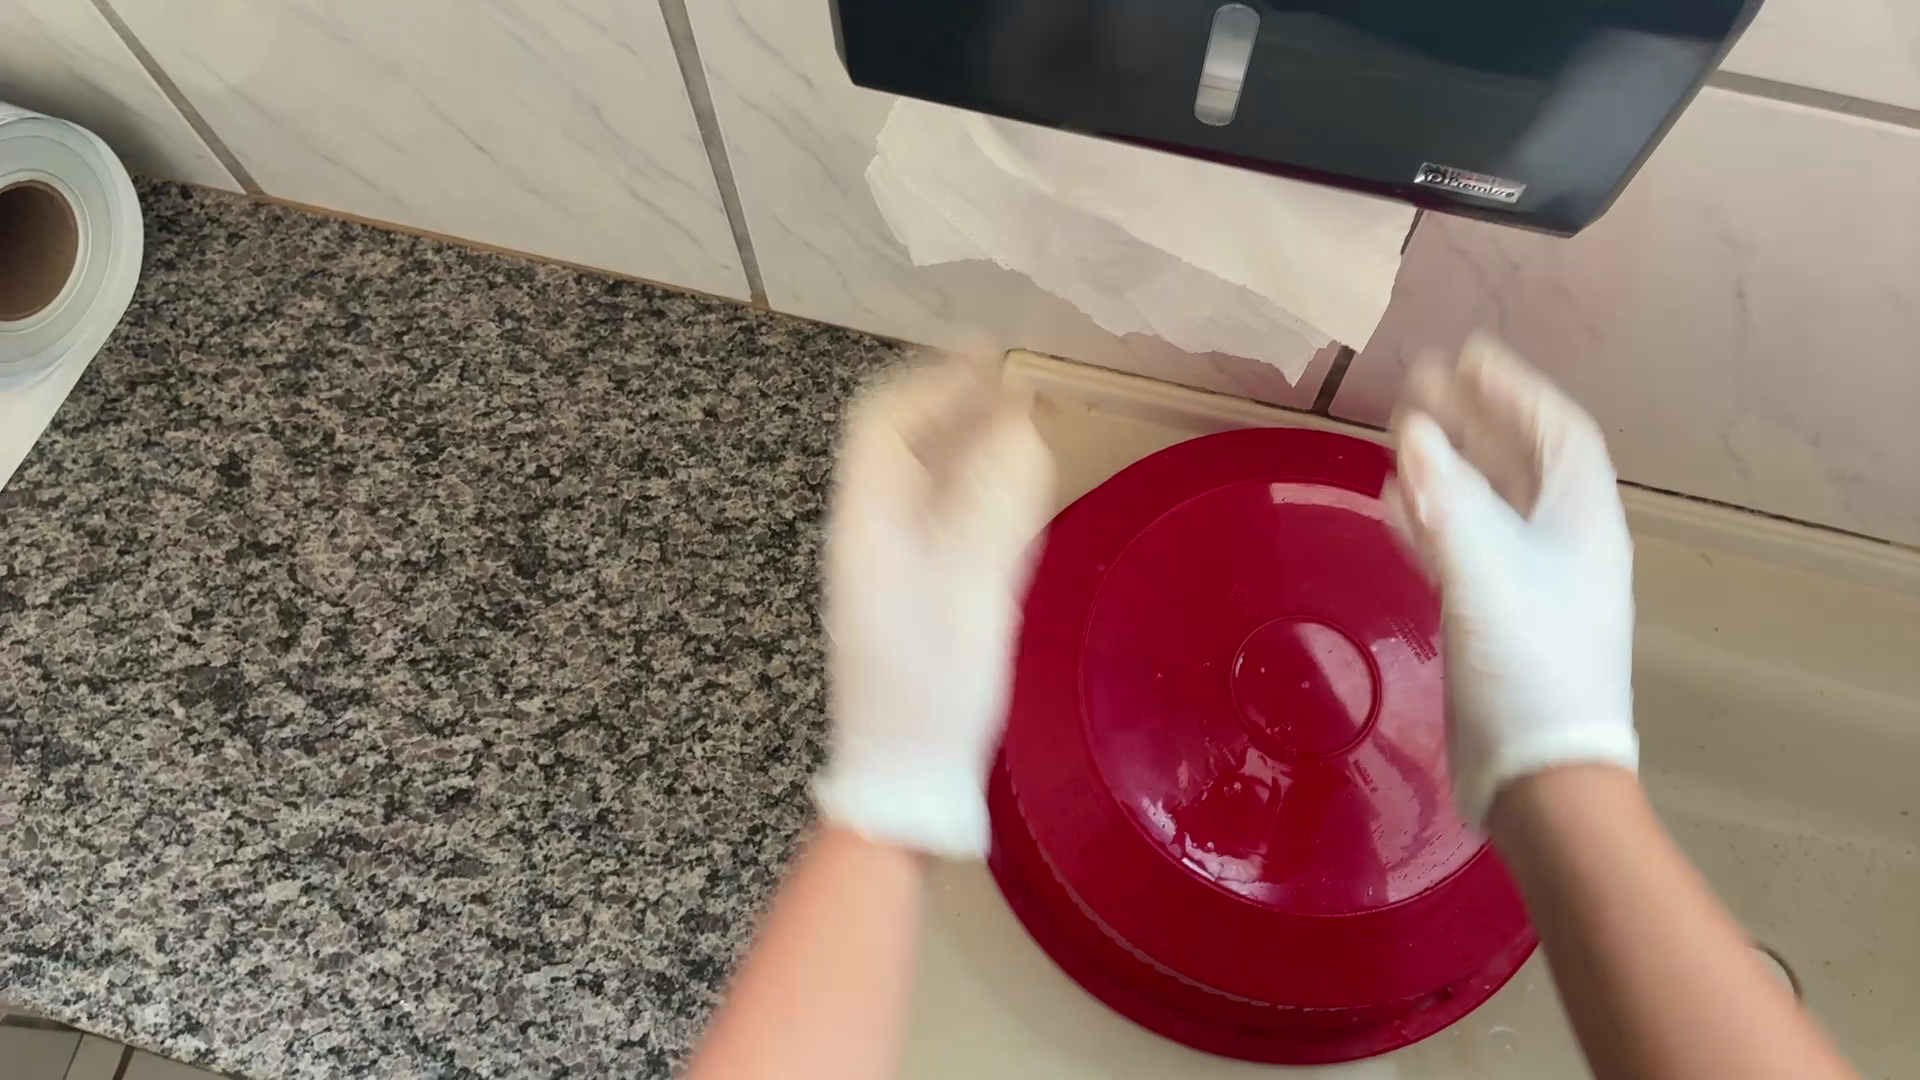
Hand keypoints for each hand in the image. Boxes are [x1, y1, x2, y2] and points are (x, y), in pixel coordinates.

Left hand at [812, 358, 1054, 857]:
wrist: (906, 771)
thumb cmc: (933, 687)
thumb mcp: (968, 592)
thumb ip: (993, 503)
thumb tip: (1018, 424)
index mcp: (867, 522)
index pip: (885, 422)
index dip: (934, 381)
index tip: (991, 359)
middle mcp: (870, 530)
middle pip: (905, 445)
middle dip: (957, 406)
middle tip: (1016, 387)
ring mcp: (890, 560)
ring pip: (926, 480)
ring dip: (969, 445)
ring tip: (1020, 425)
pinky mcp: (914, 586)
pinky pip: (942, 517)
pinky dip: (976, 491)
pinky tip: (1010, 492)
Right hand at [1388, 334, 1637, 824]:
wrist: (1534, 766)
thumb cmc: (1526, 665)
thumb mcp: (1486, 576)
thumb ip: (1447, 503)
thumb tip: (1409, 432)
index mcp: (1576, 522)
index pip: (1553, 434)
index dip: (1513, 389)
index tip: (1466, 354)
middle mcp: (1555, 541)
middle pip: (1513, 461)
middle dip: (1468, 419)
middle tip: (1417, 386)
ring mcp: (1521, 577)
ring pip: (1481, 501)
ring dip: (1443, 465)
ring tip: (1400, 434)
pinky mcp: (1487, 608)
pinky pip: (1456, 542)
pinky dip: (1427, 516)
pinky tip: (1394, 504)